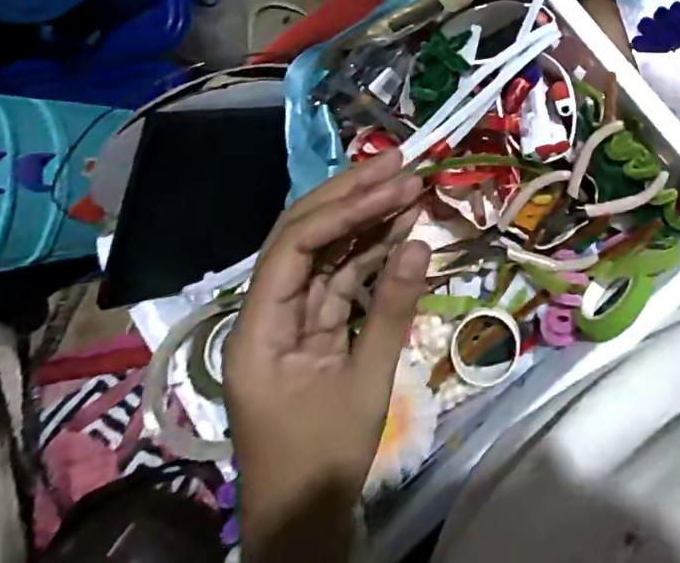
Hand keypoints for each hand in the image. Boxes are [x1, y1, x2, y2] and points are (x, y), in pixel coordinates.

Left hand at [223, 149, 430, 559]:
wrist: (304, 518)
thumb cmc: (323, 459)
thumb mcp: (365, 384)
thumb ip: (390, 310)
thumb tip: (421, 244)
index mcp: (258, 328)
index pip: (293, 248)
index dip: (343, 210)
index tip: (393, 185)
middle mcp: (267, 311)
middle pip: (302, 236)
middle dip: (350, 195)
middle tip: (397, 161)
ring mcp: (292, 318)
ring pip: (326, 252)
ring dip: (366, 218)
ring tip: (407, 184)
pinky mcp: (316, 327)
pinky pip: (343, 278)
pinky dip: (372, 251)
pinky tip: (402, 227)